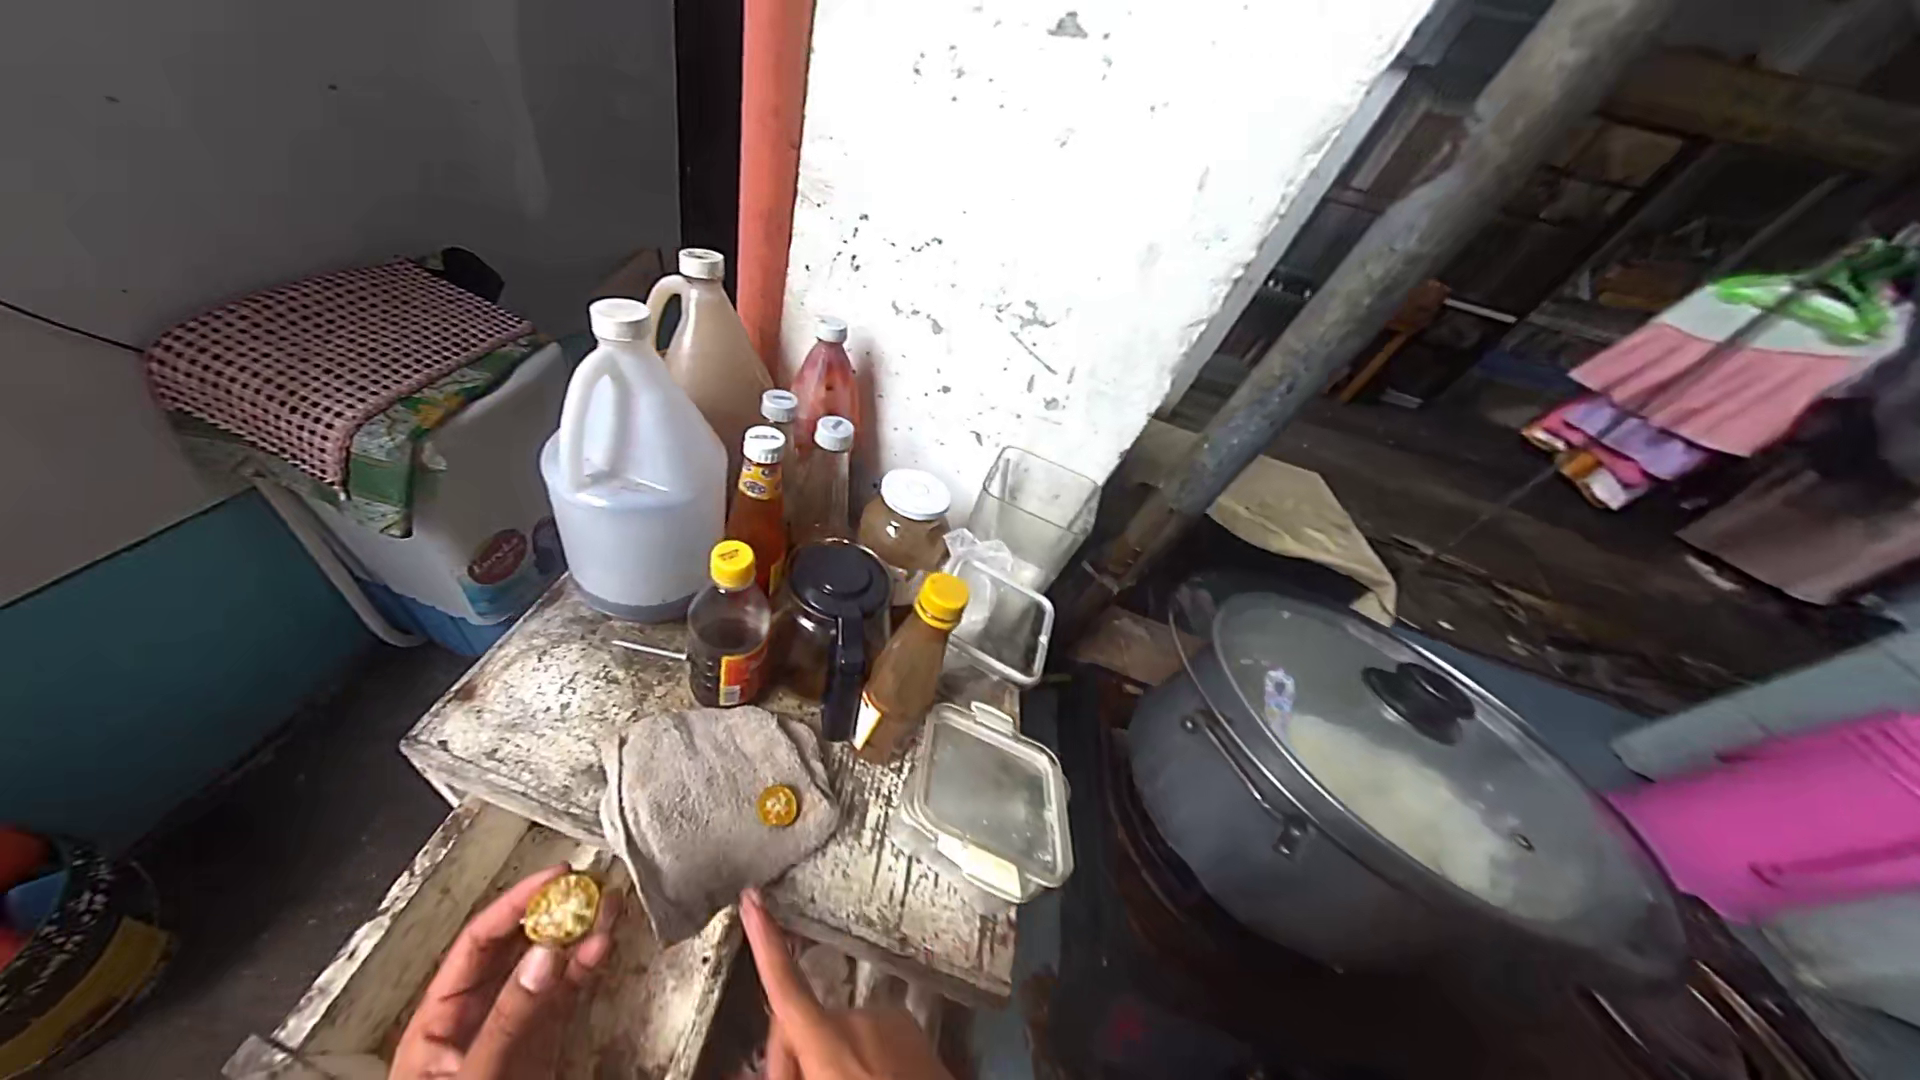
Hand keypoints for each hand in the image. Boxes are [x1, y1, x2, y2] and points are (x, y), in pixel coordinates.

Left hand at [390, 866, 615, 1079]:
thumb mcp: (476, 1079)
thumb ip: (509, 1018)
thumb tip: (544, 954)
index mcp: (439, 1022)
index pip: (477, 943)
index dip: (515, 904)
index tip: (553, 877)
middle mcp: (478, 1014)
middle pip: (518, 946)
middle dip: (554, 913)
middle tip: (587, 886)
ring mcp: (515, 1023)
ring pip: (550, 961)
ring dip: (580, 932)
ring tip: (607, 906)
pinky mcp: (546, 1036)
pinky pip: (570, 988)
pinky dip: (590, 964)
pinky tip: (604, 945)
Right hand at [740, 887, 954, 1079]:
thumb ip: (785, 1072)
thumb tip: (765, 1062)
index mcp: (829, 1043)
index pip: (784, 985)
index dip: (764, 941)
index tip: (752, 898)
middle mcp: (858, 1019)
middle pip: (806, 1023)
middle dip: (794, 1055)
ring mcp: (887, 1019)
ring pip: (838, 1033)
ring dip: (830, 1060)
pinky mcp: (909, 1027)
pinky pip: (869, 1033)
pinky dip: (860, 1056)